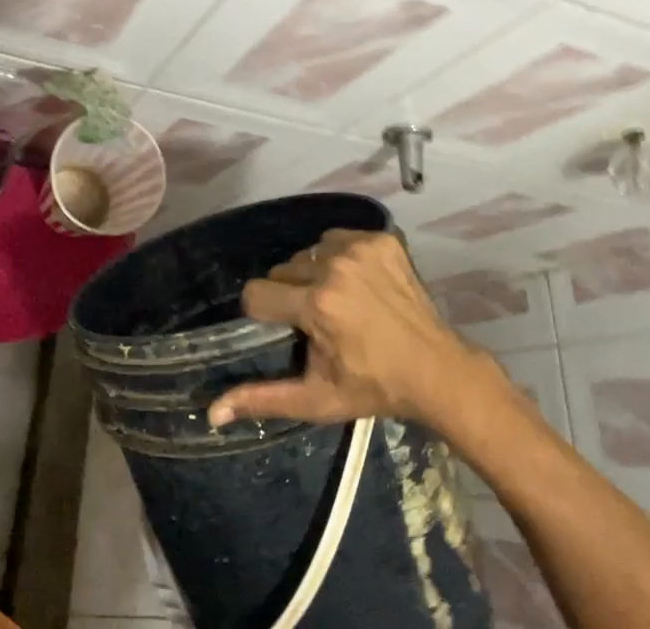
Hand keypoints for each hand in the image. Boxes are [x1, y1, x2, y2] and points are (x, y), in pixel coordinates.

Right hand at [207, 229, 510, 428]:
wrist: (436, 370)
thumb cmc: (373, 388)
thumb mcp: (315, 399)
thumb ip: (262, 398)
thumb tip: (213, 412)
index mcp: (316, 304)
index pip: (257, 293)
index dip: (265, 314)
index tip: (285, 330)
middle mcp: (335, 268)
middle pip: (284, 270)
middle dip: (291, 295)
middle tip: (318, 322)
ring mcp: (362, 250)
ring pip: (310, 252)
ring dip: (315, 273)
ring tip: (339, 301)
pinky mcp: (384, 240)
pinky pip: (340, 238)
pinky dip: (342, 256)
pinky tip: (358, 283)